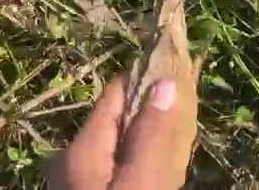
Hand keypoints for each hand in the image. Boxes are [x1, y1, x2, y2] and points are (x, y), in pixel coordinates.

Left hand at [47, 75, 189, 189]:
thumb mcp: (137, 182)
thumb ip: (151, 134)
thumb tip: (166, 81)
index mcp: (80, 146)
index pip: (118, 89)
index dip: (151, 79)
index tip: (183, 79)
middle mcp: (72, 157)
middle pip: (120, 117)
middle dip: (154, 113)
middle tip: (186, 117)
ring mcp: (76, 180)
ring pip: (121, 144)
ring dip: (150, 141)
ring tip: (179, 142)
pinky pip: (117, 167)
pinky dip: (139, 163)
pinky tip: (160, 173)